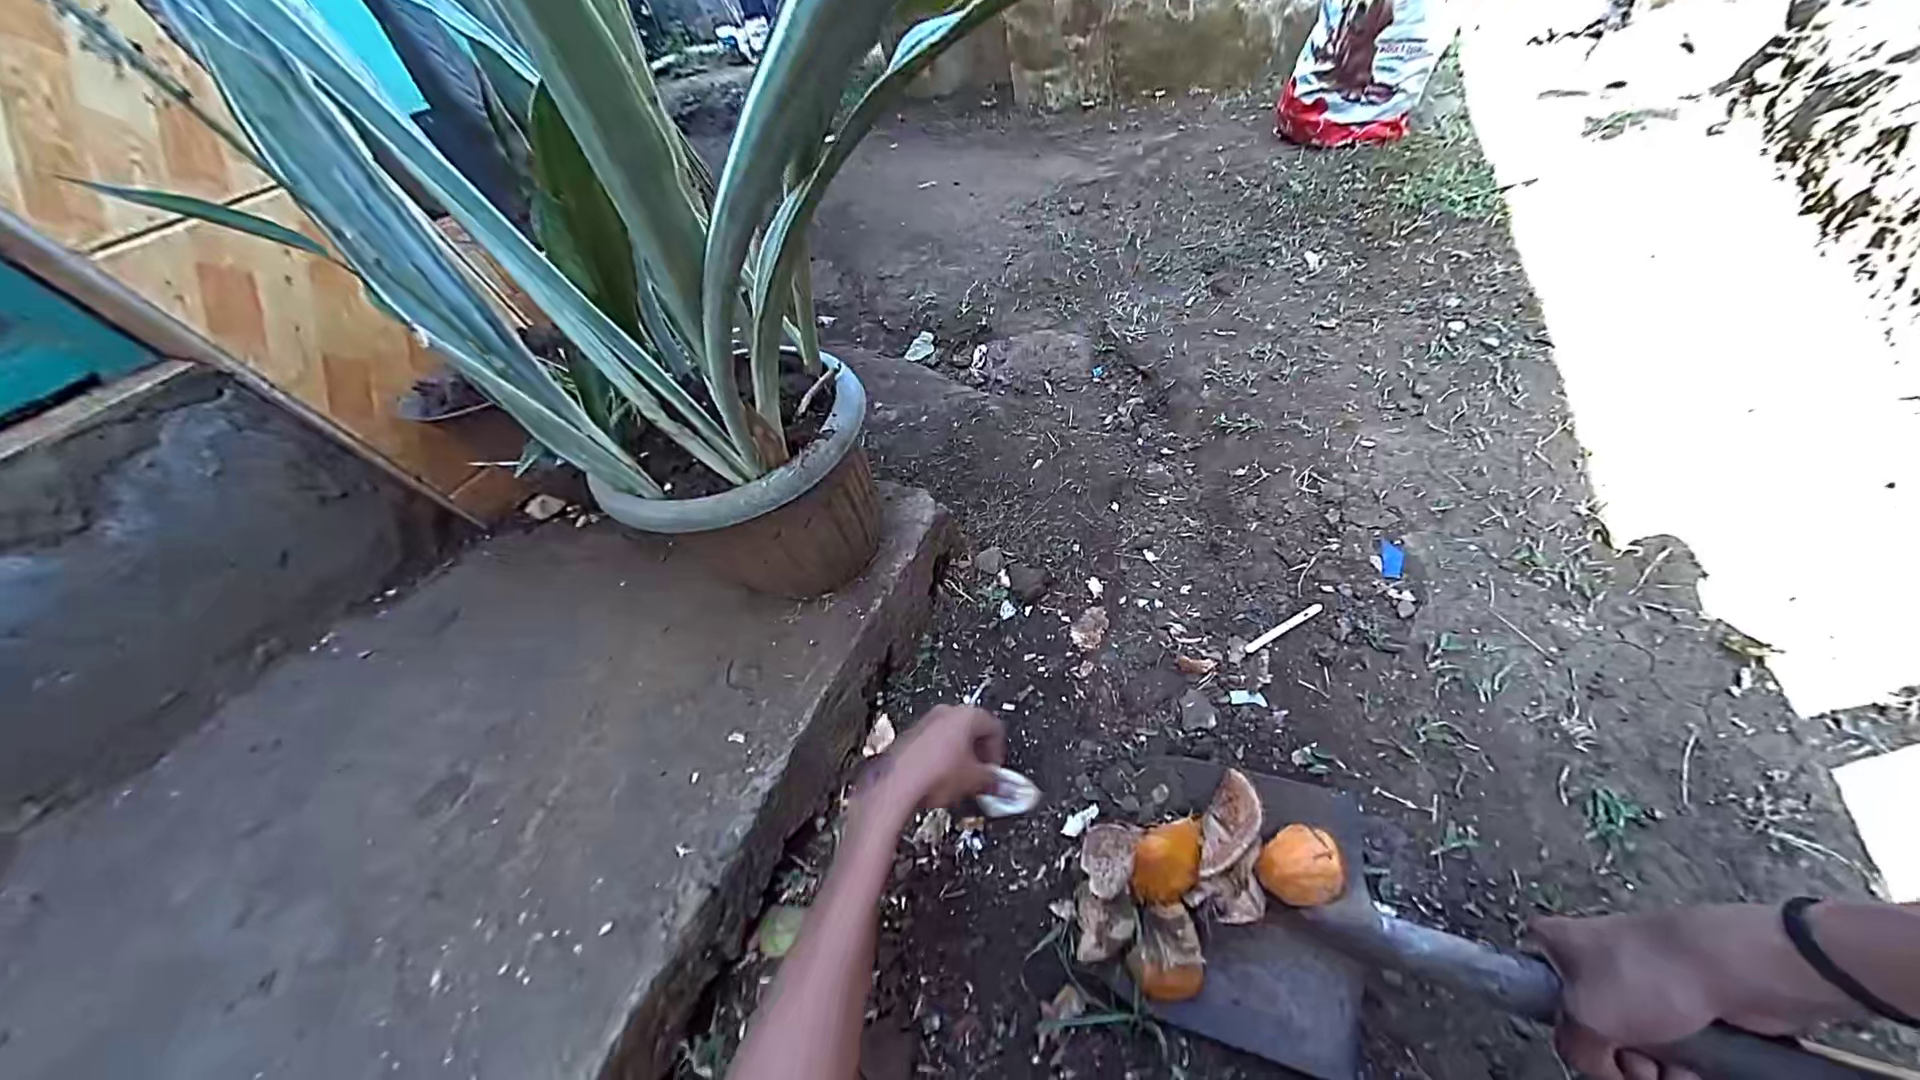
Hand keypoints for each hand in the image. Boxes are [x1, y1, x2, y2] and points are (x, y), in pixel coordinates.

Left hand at [864, 705, 1005, 815]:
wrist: (897, 785)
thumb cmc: (934, 774)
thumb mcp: (975, 780)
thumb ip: (994, 781)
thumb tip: (1003, 786)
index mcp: (966, 714)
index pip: (994, 727)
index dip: (998, 752)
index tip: (995, 770)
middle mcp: (945, 712)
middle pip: (972, 730)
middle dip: (979, 754)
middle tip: (981, 776)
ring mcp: (925, 723)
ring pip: (952, 737)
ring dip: (960, 757)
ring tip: (960, 781)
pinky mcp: (910, 737)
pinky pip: (933, 744)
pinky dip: (941, 759)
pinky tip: (940, 780)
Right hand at [1531, 905, 1860, 1079]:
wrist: (1727, 969)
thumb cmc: (1642, 974)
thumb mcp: (1586, 1017)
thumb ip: (1571, 1046)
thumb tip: (1590, 1061)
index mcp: (1549, 943)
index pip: (1541, 996)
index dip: (1568, 1032)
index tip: (1593, 1049)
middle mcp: (1586, 956)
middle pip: (1594, 1026)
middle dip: (1624, 1060)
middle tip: (1644, 1065)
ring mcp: (1634, 978)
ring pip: (1636, 1040)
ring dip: (1658, 1071)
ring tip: (1680, 1071)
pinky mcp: (1676, 998)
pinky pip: (1671, 1043)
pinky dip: (1684, 1064)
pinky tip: (1697, 1069)